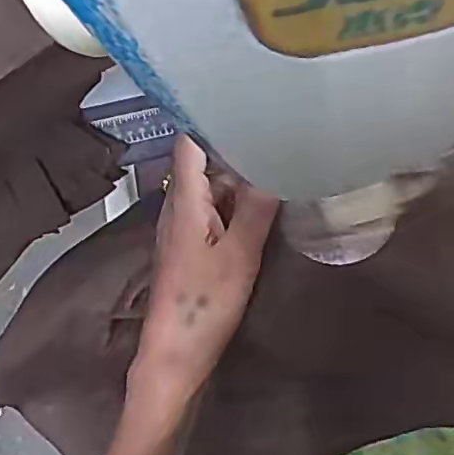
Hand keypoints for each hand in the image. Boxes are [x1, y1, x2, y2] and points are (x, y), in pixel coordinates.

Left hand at [128, 136, 278, 418]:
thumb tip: (276, 163)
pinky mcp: (192, 244)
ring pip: (213, 187)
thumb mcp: (240, 254)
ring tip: (278, 160)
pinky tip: (263, 203)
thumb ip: (257, 207)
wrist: (175, 352)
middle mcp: (178, 205)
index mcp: (184, 199)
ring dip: (240, 177)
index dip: (212, 116)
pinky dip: (237, 202)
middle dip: (238, 147)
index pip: (190, 141)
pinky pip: (214, 209)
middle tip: (278, 130)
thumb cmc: (203, 303)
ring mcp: (184, 225)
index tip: (247, 101)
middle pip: (205, 161)